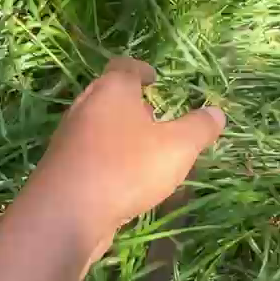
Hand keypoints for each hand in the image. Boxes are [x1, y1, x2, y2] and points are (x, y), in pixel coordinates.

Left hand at [16, 57, 224, 258]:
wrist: (66, 213)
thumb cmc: (126, 168)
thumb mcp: (177, 147)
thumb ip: (199, 128)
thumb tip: (217, 113)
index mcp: (112, 90)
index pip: (125, 66)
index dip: (141, 69)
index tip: (154, 78)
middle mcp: (86, 106)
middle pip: (109, 94)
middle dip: (132, 103)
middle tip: (154, 114)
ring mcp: (70, 137)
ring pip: (98, 125)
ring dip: (119, 132)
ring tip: (143, 149)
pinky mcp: (62, 167)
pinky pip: (90, 153)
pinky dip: (107, 156)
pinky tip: (123, 178)